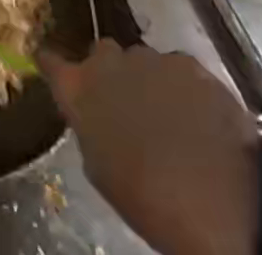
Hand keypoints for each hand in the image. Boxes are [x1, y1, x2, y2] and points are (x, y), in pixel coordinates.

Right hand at [44, 40, 259, 254]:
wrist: (212, 209)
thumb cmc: (142, 196)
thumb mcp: (97, 162)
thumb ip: (90, 122)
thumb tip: (97, 111)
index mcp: (76, 86)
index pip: (49, 60)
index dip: (54, 65)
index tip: (57, 70)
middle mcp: (108, 62)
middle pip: (103, 53)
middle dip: (112, 71)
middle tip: (127, 102)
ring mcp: (152, 60)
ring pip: (146, 60)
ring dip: (150, 78)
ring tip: (170, 112)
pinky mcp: (195, 68)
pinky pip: (183, 71)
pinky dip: (186, 87)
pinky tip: (200, 116)